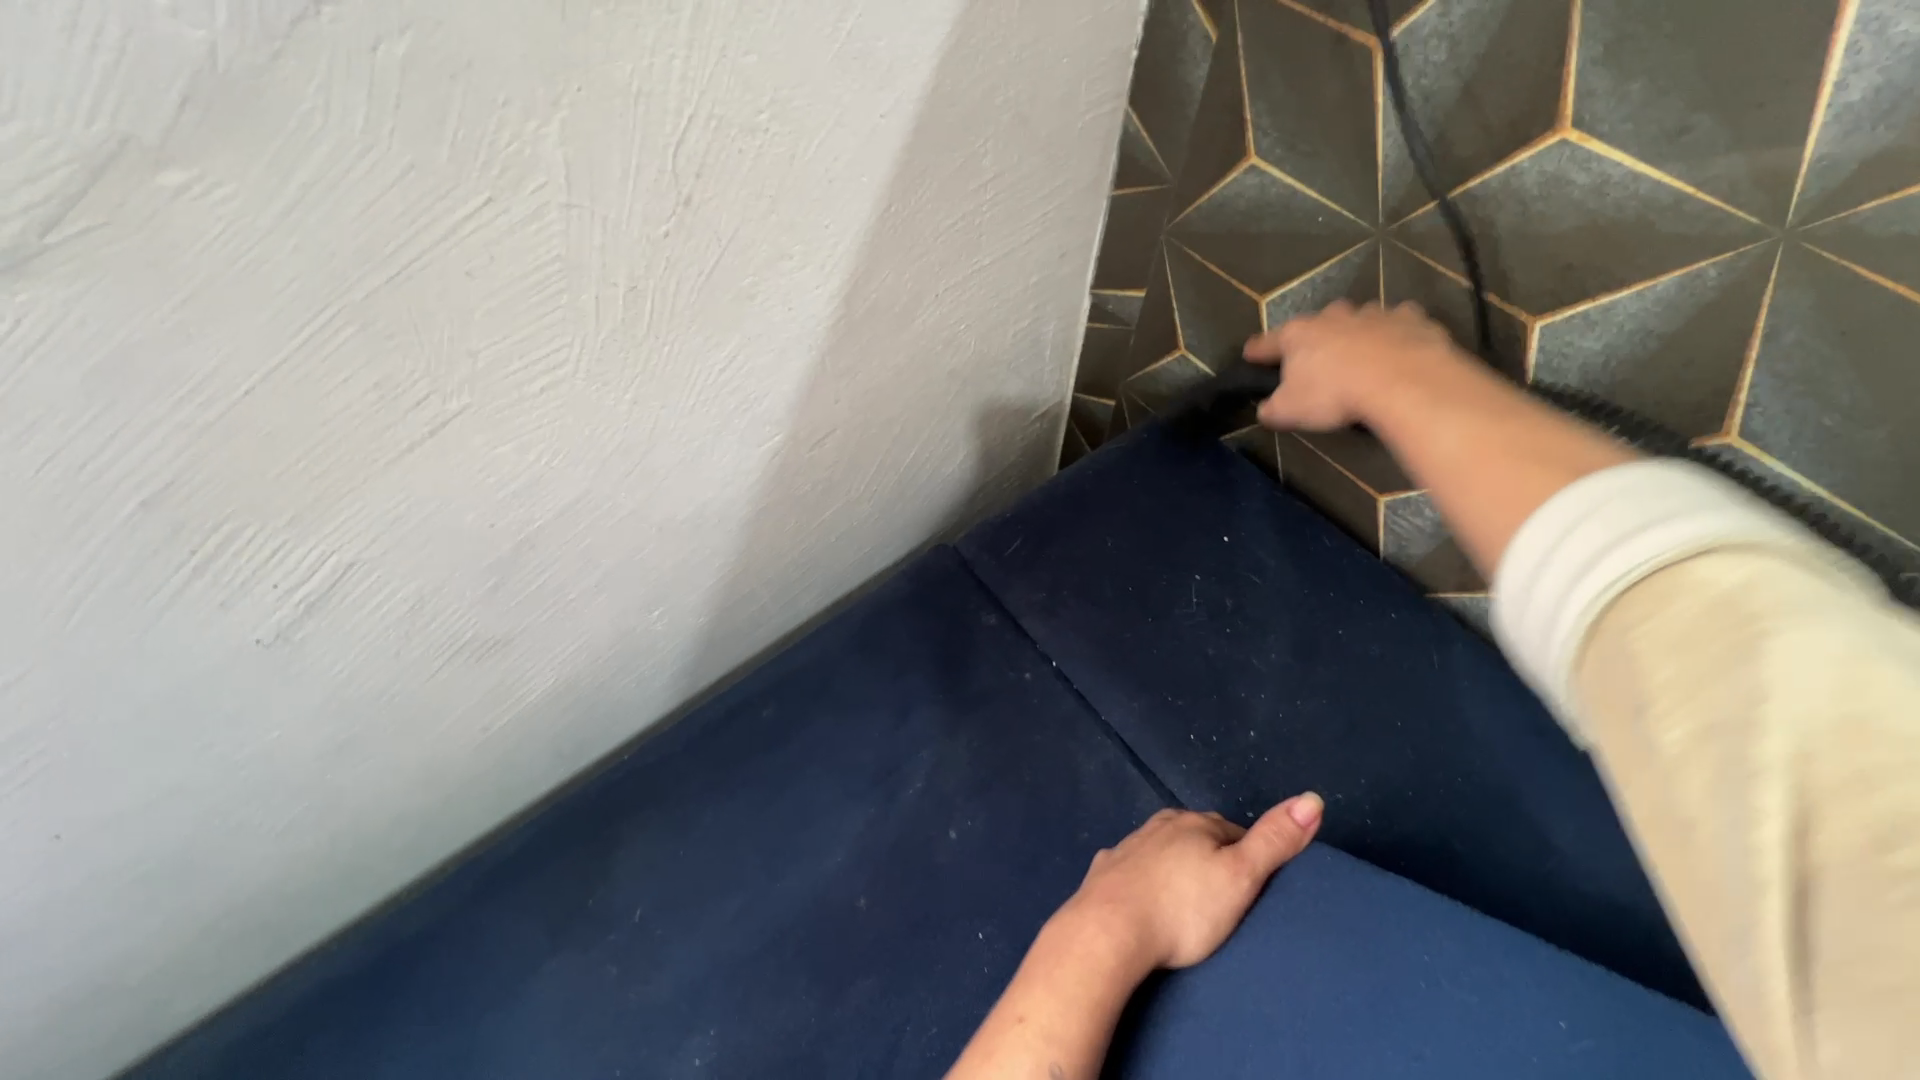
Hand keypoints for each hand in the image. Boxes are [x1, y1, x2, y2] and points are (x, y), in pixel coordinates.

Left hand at [1055, 794, 1324, 971]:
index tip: (1255, 882)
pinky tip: (1143, 895)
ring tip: (1187, 898)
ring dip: (1175, 866)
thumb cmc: (1183, 909)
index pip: (1232, 831)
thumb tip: (1312, 797)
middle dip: (1210, 857)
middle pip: (1195, 836)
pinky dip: (1142, 878)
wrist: (1108, 931)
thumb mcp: (1241, 877)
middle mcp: (1158, 826)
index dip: (1247, 855)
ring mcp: (1127, 847)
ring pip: (1161, 849)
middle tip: (1224, 894)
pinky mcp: (1104, 872)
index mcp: (1194, 824)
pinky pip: (1130, 869)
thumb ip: (1274, 841)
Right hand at [1244, 300, 1468, 430]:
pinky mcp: (1411, 319)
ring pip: (1359, 320)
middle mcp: (1333, 317)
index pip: (1268, 342)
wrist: (1402, 381)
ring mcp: (1374, 314)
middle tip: (1316, 360)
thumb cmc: (1335, 394)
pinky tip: (1398, 351)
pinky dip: (1395, 335)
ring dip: (1356, 334)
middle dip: (1315, 338)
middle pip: (1317, 325)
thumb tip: (1265, 409)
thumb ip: (1272, 409)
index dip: (1257, 351)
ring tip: (1361, 357)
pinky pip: (1399, 324)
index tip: (1249, 354)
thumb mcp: (1290, 411)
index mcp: (1298, 335)